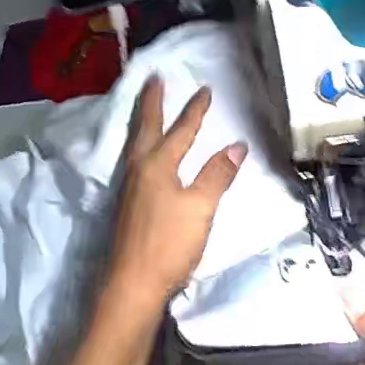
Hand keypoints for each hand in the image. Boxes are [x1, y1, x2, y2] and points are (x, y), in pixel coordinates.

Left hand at [105, 77, 244, 314]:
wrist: (132, 286)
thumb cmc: (169, 243)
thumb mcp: (201, 207)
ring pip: (136, 144)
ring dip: (144, 122)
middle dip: (151, 102)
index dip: (194, 110)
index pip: (181, 131)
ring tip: (148, 109)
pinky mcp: (128, 206)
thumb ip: (217, 175)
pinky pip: (134, 161)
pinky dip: (141, 145)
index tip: (205, 89)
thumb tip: (236, 145)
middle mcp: (138, 171)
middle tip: (153, 78)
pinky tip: (146, 157)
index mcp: (157, 166)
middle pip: (145, 128)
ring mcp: (129, 189)